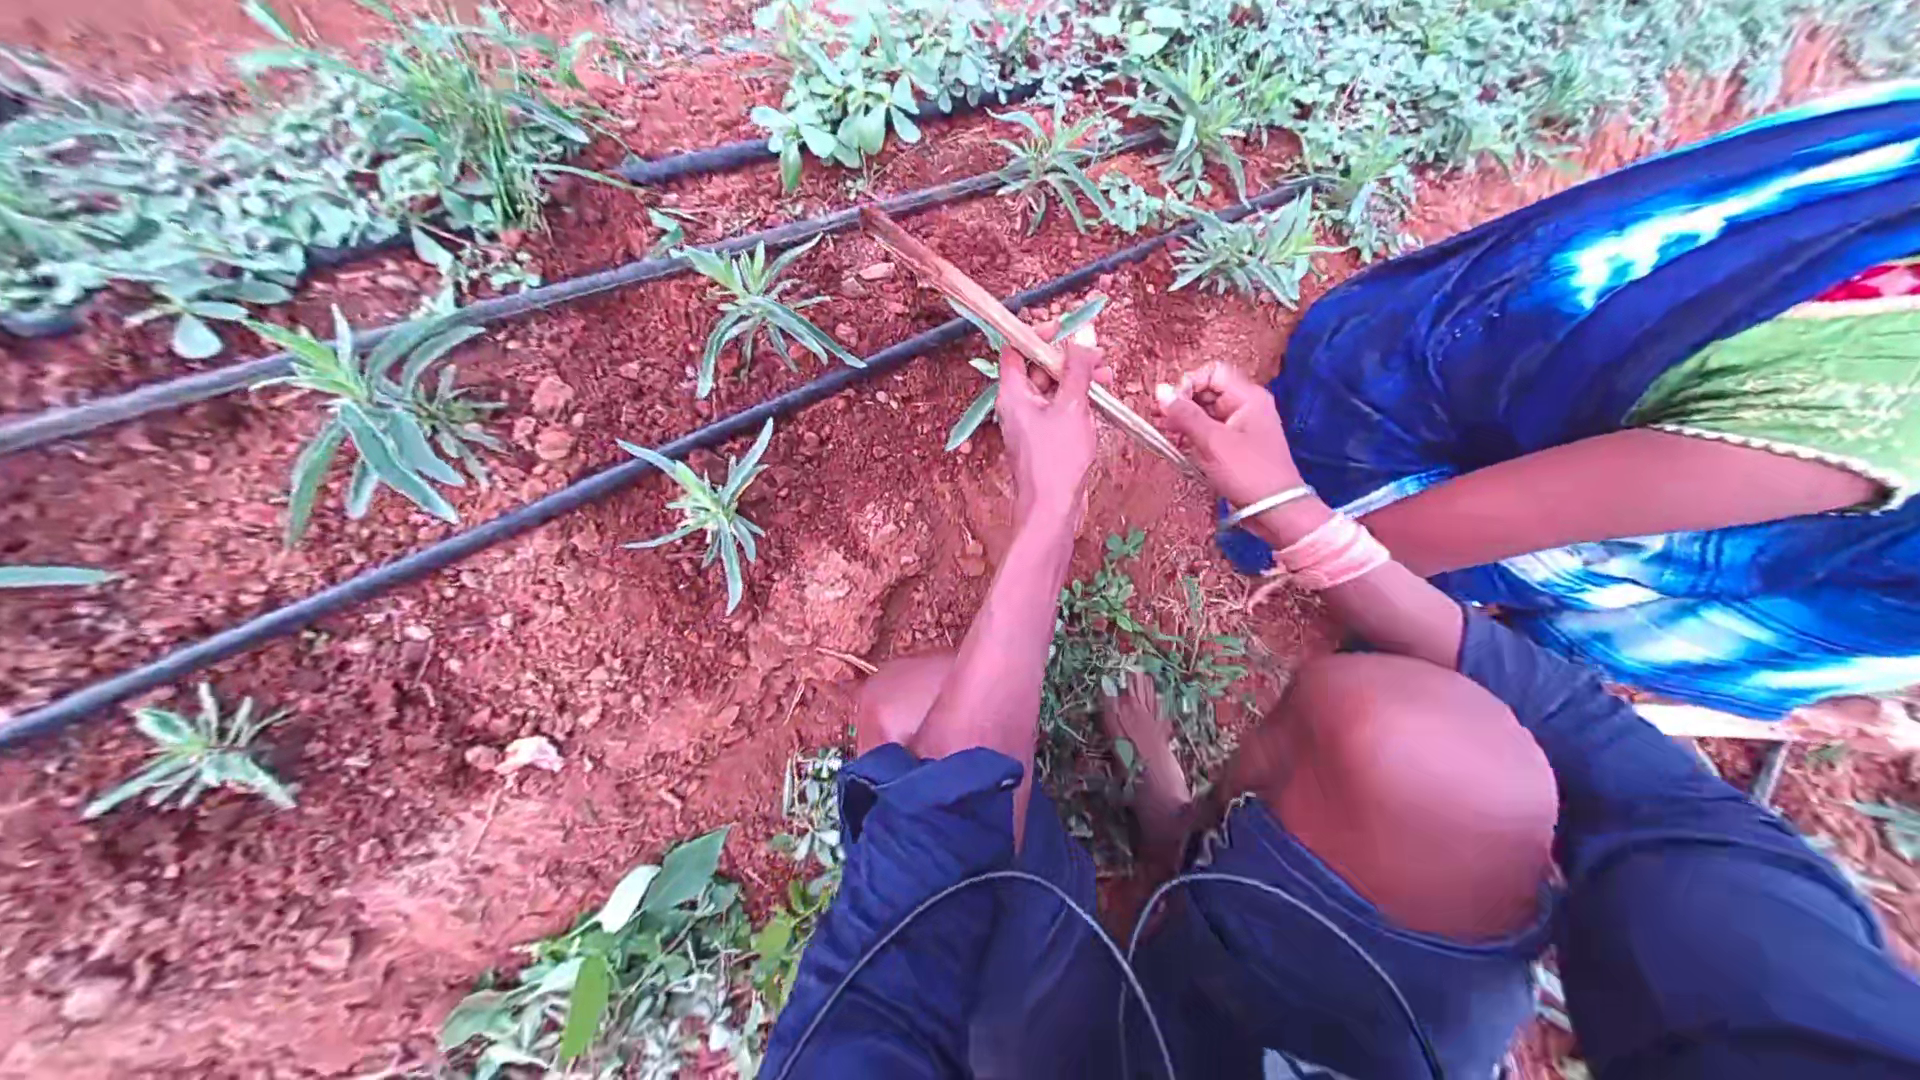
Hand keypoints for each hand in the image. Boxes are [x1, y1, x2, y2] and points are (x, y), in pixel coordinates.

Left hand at [997, 323, 1100, 531]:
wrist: (1052, 507)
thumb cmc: (1056, 460)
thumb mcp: (1072, 406)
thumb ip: (1078, 368)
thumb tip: (1084, 335)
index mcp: (1012, 394)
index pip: (1016, 350)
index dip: (1038, 335)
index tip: (1065, 329)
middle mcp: (1016, 406)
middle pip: (1037, 368)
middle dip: (1067, 358)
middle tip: (1096, 356)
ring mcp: (1029, 423)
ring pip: (1051, 389)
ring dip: (1076, 380)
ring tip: (1106, 379)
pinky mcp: (1043, 438)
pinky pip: (1057, 409)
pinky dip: (1076, 401)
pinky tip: (1099, 402)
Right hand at [1154, 361, 1302, 506]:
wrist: (1274, 510)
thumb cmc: (1247, 472)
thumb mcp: (1212, 442)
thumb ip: (1185, 415)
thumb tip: (1160, 391)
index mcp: (1248, 397)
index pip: (1212, 372)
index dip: (1188, 384)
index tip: (1172, 405)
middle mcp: (1246, 406)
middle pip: (1207, 391)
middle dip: (1182, 402)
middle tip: (1159, 419)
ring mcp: (1241, 426)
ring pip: (1206, 412)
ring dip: (1184, 420)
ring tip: (1163, 432)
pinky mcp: (1235, 445)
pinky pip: (1210, 431)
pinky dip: (1193, 434)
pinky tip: (1177, 444)